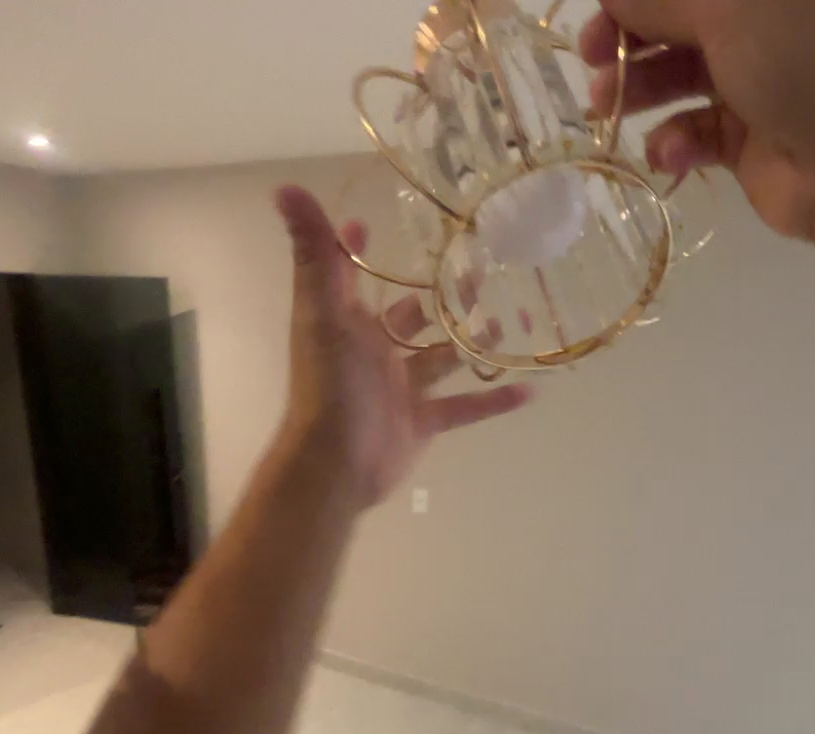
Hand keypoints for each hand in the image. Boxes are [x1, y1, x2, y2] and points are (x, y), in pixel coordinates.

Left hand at [274, 186, 532, 507]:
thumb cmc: (330, 386)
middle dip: (442, 295)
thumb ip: (315, 256)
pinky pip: (463, 407)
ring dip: (473, 341)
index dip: (357, 250)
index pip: (351, 276)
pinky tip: (529, 389)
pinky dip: (493, 401)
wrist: (336, 465)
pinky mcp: (422, 421)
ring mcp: (401, 388)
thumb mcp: (323, 314)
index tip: (372, 219)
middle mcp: (374, 351)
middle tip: (482, 267)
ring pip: (443, 358)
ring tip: (508, 319)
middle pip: (412, 315)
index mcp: (348, 323)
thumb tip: (286, 187)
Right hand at [581, 0, 814, 244]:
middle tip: (590, 59)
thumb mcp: (730, 3)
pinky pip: (701, 132)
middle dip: (633, 36)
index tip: (600, 9)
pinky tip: (667, 153)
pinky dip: (677, 141)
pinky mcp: (756, 138)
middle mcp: (778, 13)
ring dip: (642, 90)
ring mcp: (768, 76)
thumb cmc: (811, 54)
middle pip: (687, 16)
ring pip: (687, 75)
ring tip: (606, 111)